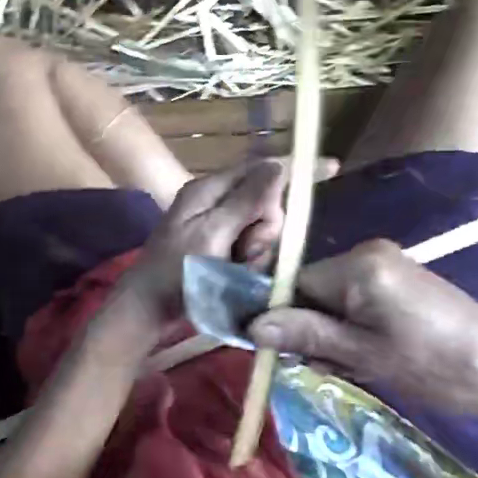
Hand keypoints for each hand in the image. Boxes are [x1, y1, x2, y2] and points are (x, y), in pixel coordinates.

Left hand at [103, 159, 324, 351]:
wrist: (146, 311)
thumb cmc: (175, 272)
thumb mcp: (211, 234)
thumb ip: (245, 201)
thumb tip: (277, 166)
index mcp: (210, 188)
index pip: (262, 168)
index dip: (295, 168)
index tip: (332, 167)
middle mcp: (217, 199)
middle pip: (267, 201)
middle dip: (265, 228)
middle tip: (247, 251)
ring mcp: (219, 222)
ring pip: (264, 226)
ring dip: (258, 249)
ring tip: (237, 267)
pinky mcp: (222, 243)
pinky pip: (253, 243)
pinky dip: (251, 259)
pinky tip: (237, 272)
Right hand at [247, 239, 477, 428]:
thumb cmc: (433, 364)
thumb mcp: (364, 354)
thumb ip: (307, 334)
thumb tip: (251, 325)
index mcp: (357, 263)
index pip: (294, 282)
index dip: (283, 318)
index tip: (283, 355)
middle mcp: (369, 251)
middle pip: (314, 288)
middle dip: (313, 329)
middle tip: (333, 367)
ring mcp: (390, 263)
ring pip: (336, 298)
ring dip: (334, 333)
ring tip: (361, 365)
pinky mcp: (404, 279)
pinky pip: (360, 298)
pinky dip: (355, 327)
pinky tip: (374, 355)